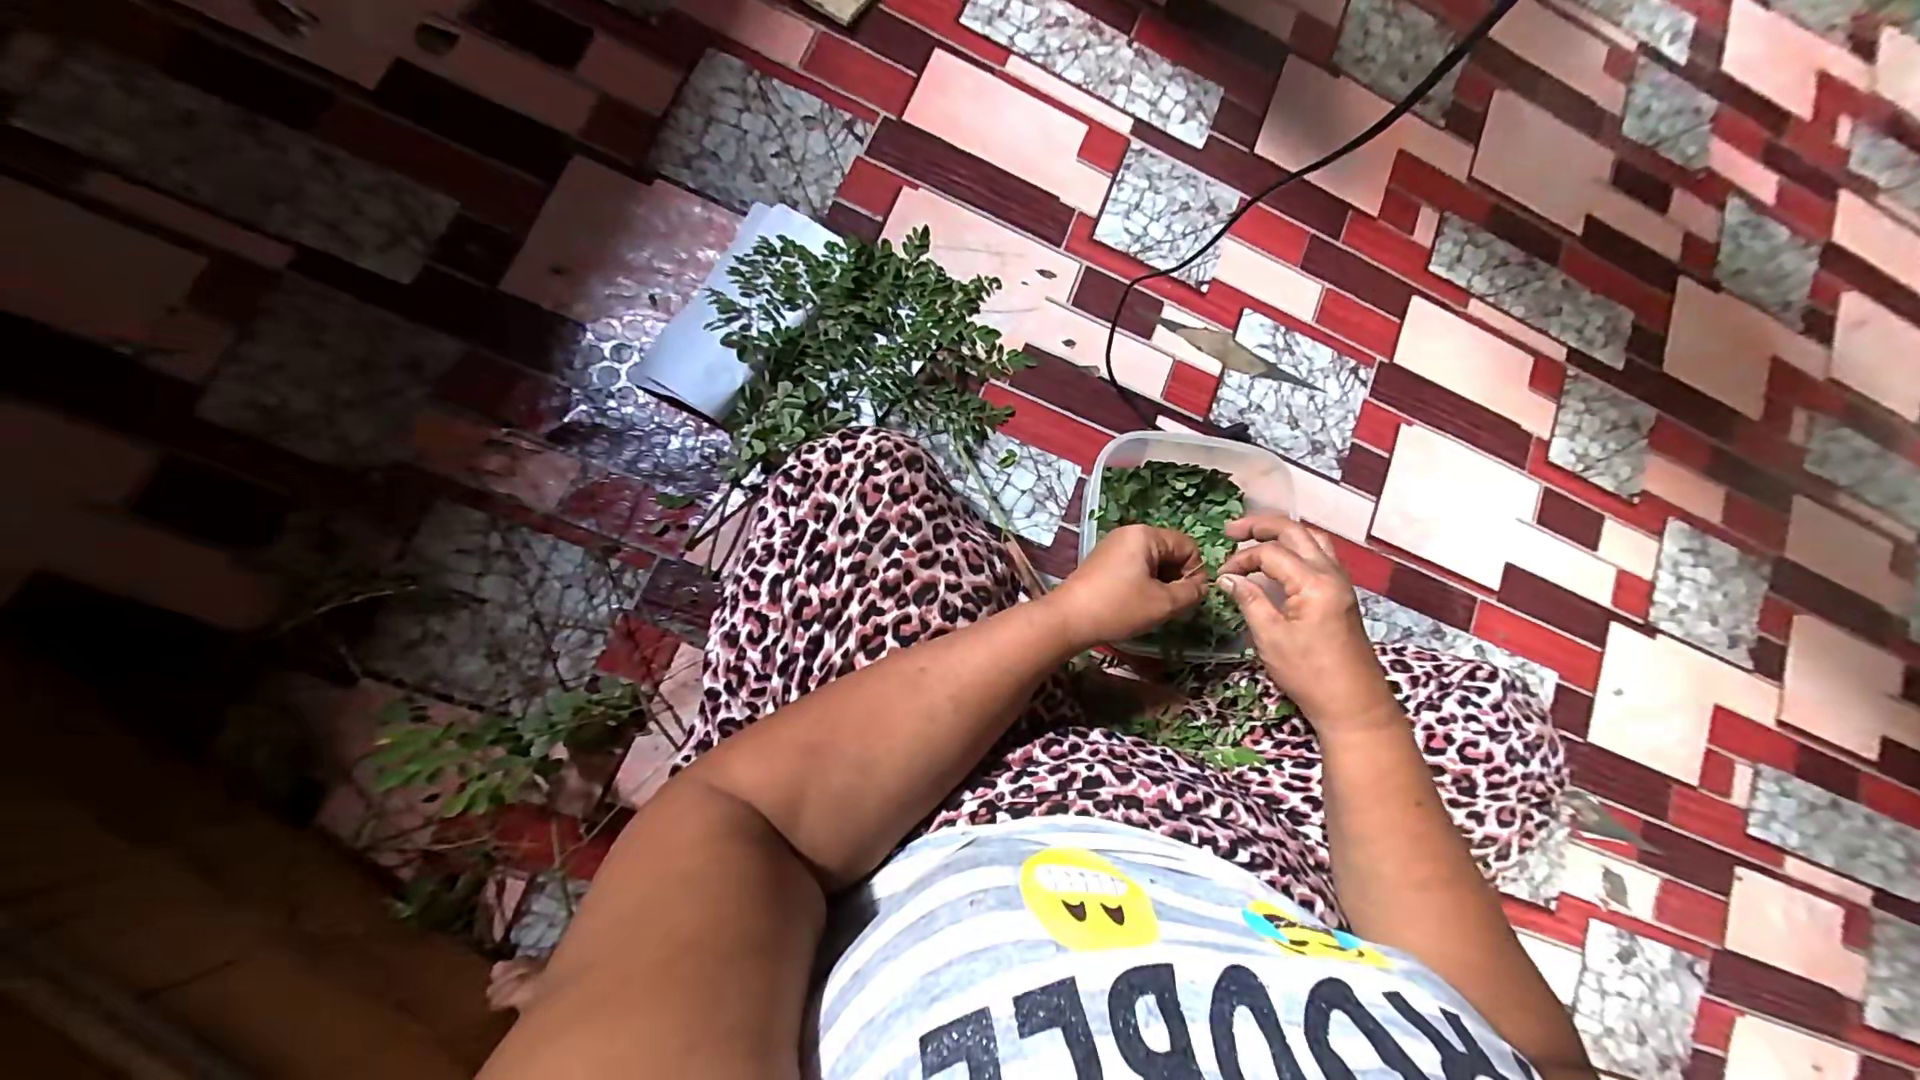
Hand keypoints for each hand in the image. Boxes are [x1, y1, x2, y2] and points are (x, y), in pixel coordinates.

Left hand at [1044, 524, 1208, 648]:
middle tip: (1170, 606)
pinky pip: (1134, 567)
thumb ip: (1191, 592)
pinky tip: (1135, 604)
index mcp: (1145, 535)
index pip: (1188, 546)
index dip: (1195, 573)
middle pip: (1170, 552)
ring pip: (1152, 562)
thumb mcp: (1163, 603)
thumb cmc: (1118, 607)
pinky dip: (1142, 584)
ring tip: (1152, 607)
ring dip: (1160, 583)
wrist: (1067, 619)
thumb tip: (1201, 586)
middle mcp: (1129, 533)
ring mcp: (1113, 546)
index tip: (1187, 598)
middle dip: (1176, 578)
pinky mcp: (1103, 561)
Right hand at [1215, 516, 1402, 734]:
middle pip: (1296, 532)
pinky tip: (1280, 559)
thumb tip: (1228, 578)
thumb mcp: (1270, 636)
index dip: (1241, 559)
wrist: (1354, 704)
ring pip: (1312, 539)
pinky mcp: (1341, 594)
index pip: (1270, 553)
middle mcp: (1331, 574)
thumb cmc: (1308, 673)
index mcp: (1314, 583)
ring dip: (1282, 534)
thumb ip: (1249, 599)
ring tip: (1255, 537)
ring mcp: (1341, 582)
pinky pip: (1320, 555)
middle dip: (1261, 526)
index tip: (1221, 576)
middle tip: (1231, 530)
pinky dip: (1296, 548)